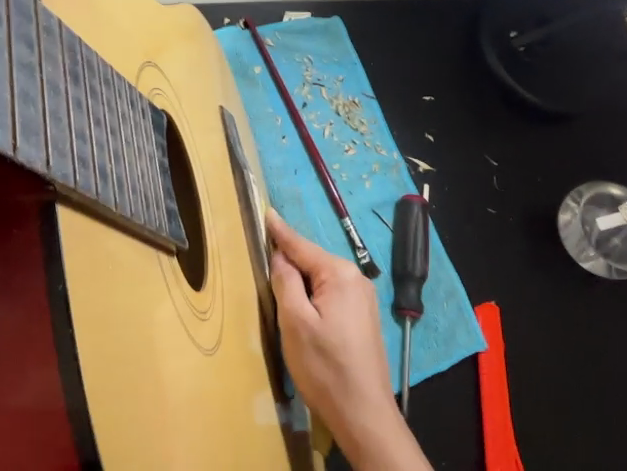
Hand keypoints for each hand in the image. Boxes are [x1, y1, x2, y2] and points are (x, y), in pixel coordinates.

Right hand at [267, 211, 430, 469]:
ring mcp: (363, 298)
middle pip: (312, 261)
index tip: (266, 212)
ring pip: (321, 279)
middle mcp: (356, 278)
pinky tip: (303, 310)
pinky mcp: (364, 317)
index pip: (301, 245)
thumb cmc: (325, 368)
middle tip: (263, 262)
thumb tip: (280, 256)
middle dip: (289, 262)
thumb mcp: (295, 322)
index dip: (280, 232)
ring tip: (278, 287)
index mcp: (339, 274)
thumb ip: (286, 282)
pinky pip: (332, 294)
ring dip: (301, 283)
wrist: (364, 414)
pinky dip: (314, 296)